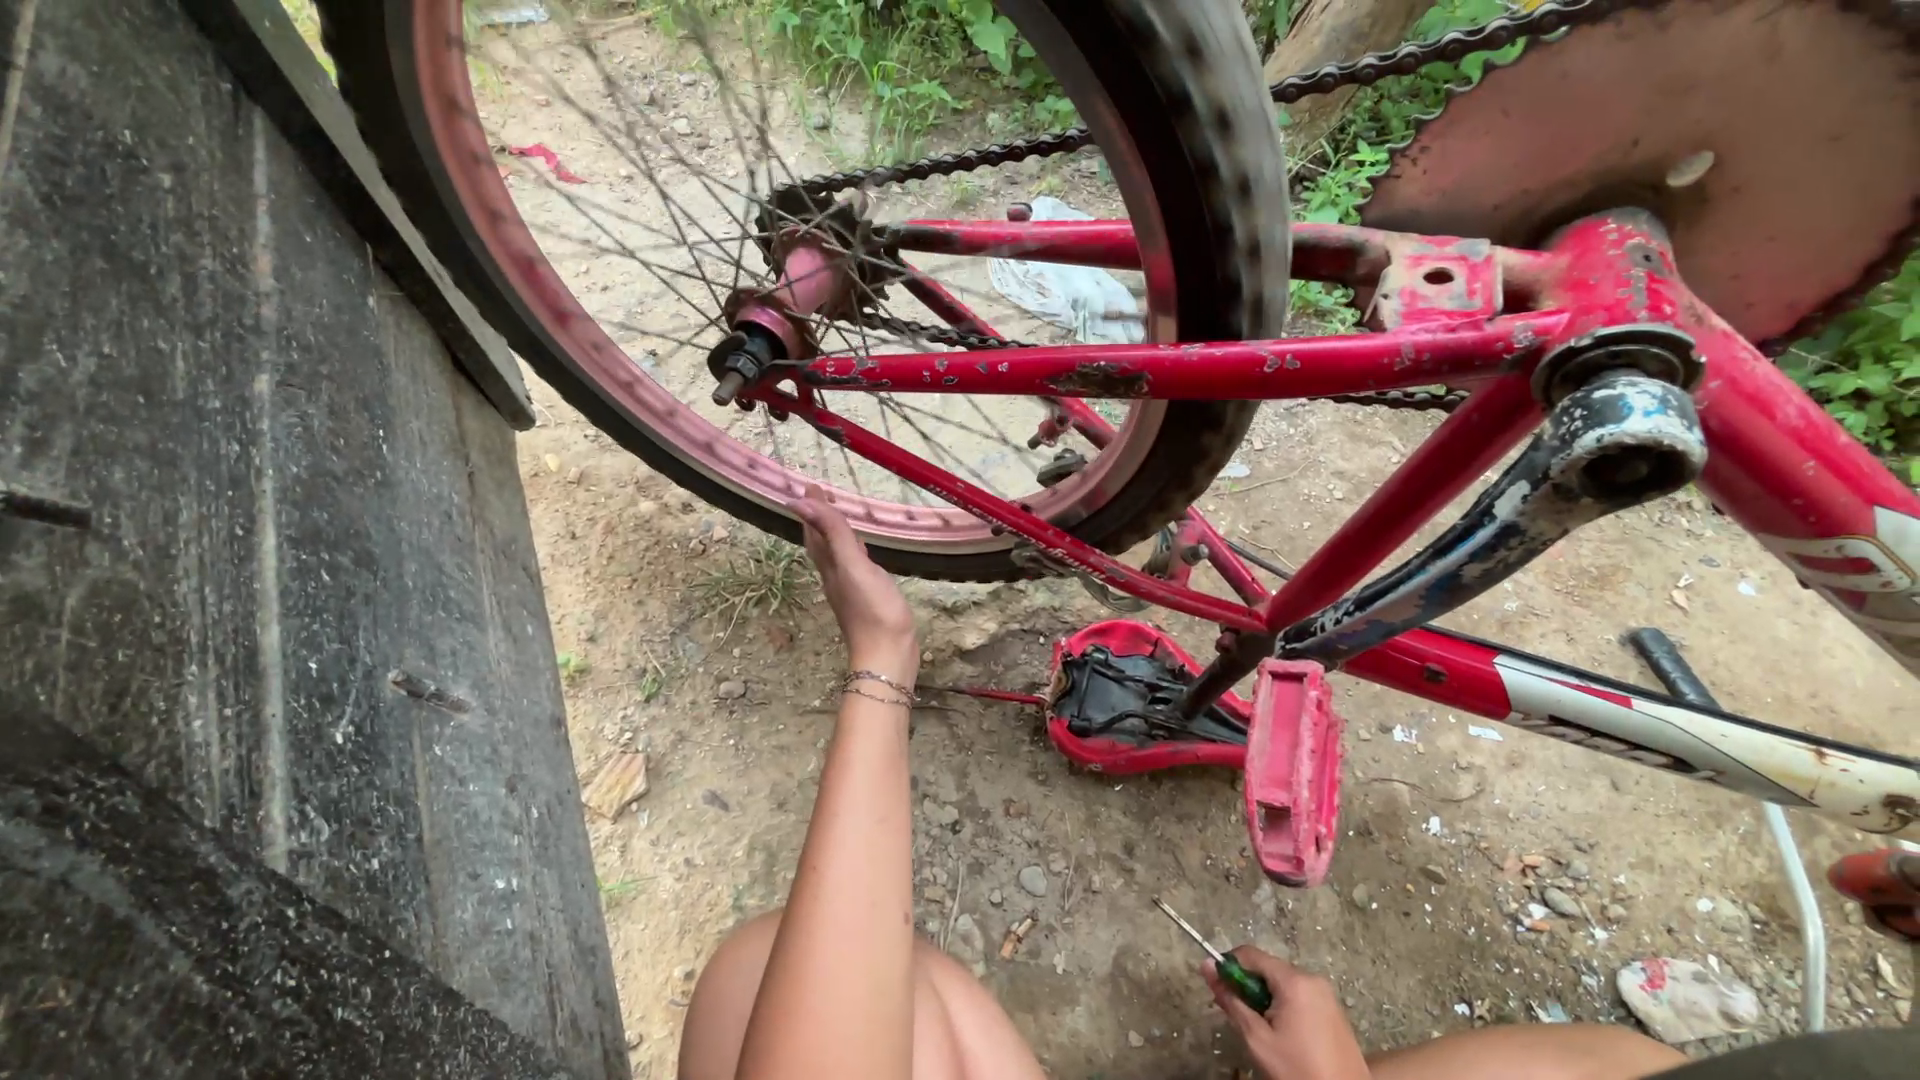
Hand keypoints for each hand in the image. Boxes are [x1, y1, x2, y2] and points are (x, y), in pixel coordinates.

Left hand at [791, 486, 918, 679]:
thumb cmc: (873, 610)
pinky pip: (854, 565)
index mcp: (830, 565)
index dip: (812, 508)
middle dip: (819, 517)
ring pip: (836, 553)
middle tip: (820, 494)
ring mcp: (850, 587)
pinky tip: (862, 552)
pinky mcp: (866, 597)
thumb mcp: (852, 565)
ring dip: (833, 532)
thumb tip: (799, 502)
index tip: (810, 486)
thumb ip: (832, 532)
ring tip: (837, 516)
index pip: (816, 529)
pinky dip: (853, 551)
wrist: (888, 655)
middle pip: (821, 540)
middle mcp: (835, 574)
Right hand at [1203, 947, 1368, 1079]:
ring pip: (1281, 983)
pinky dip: (1283, 1005)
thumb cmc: (1298, 1070)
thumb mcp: (1257, 1039)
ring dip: (1264, 997)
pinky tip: (1282, 1033)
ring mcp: (1326, 994)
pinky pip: (1298, 994)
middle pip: (1267, 968)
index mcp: (1294, 981)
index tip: (1217, 988)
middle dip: (1247, 986)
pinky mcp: (1333, 1009)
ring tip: (1261, 1029)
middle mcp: (1312, 978)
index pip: (1250, 955)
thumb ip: (1231, 1000)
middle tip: (1238, 1015)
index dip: (1228, 966)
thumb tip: (1206, 966)